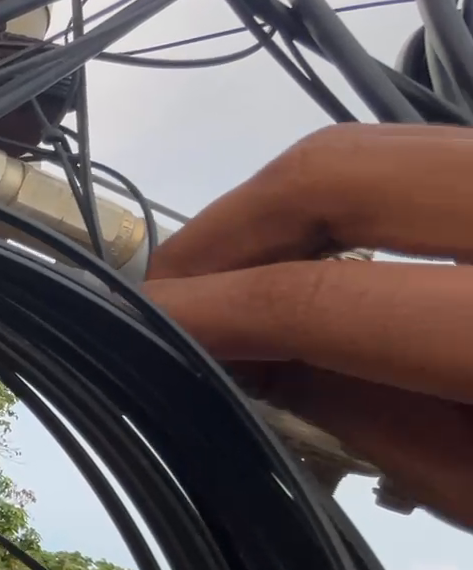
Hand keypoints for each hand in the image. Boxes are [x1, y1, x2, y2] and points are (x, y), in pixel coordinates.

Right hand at [142, 124, 472, 525]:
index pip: (333, 295)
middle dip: (223, 228)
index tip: (131, 332)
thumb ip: (365, 422)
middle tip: (168, 290)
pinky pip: (437, 163)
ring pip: (385, 147)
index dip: (208, 312)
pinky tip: (326, 265)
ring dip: (277, 214)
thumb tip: (238, 363)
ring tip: (236, 280)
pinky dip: (352, 210)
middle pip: (344, 168)